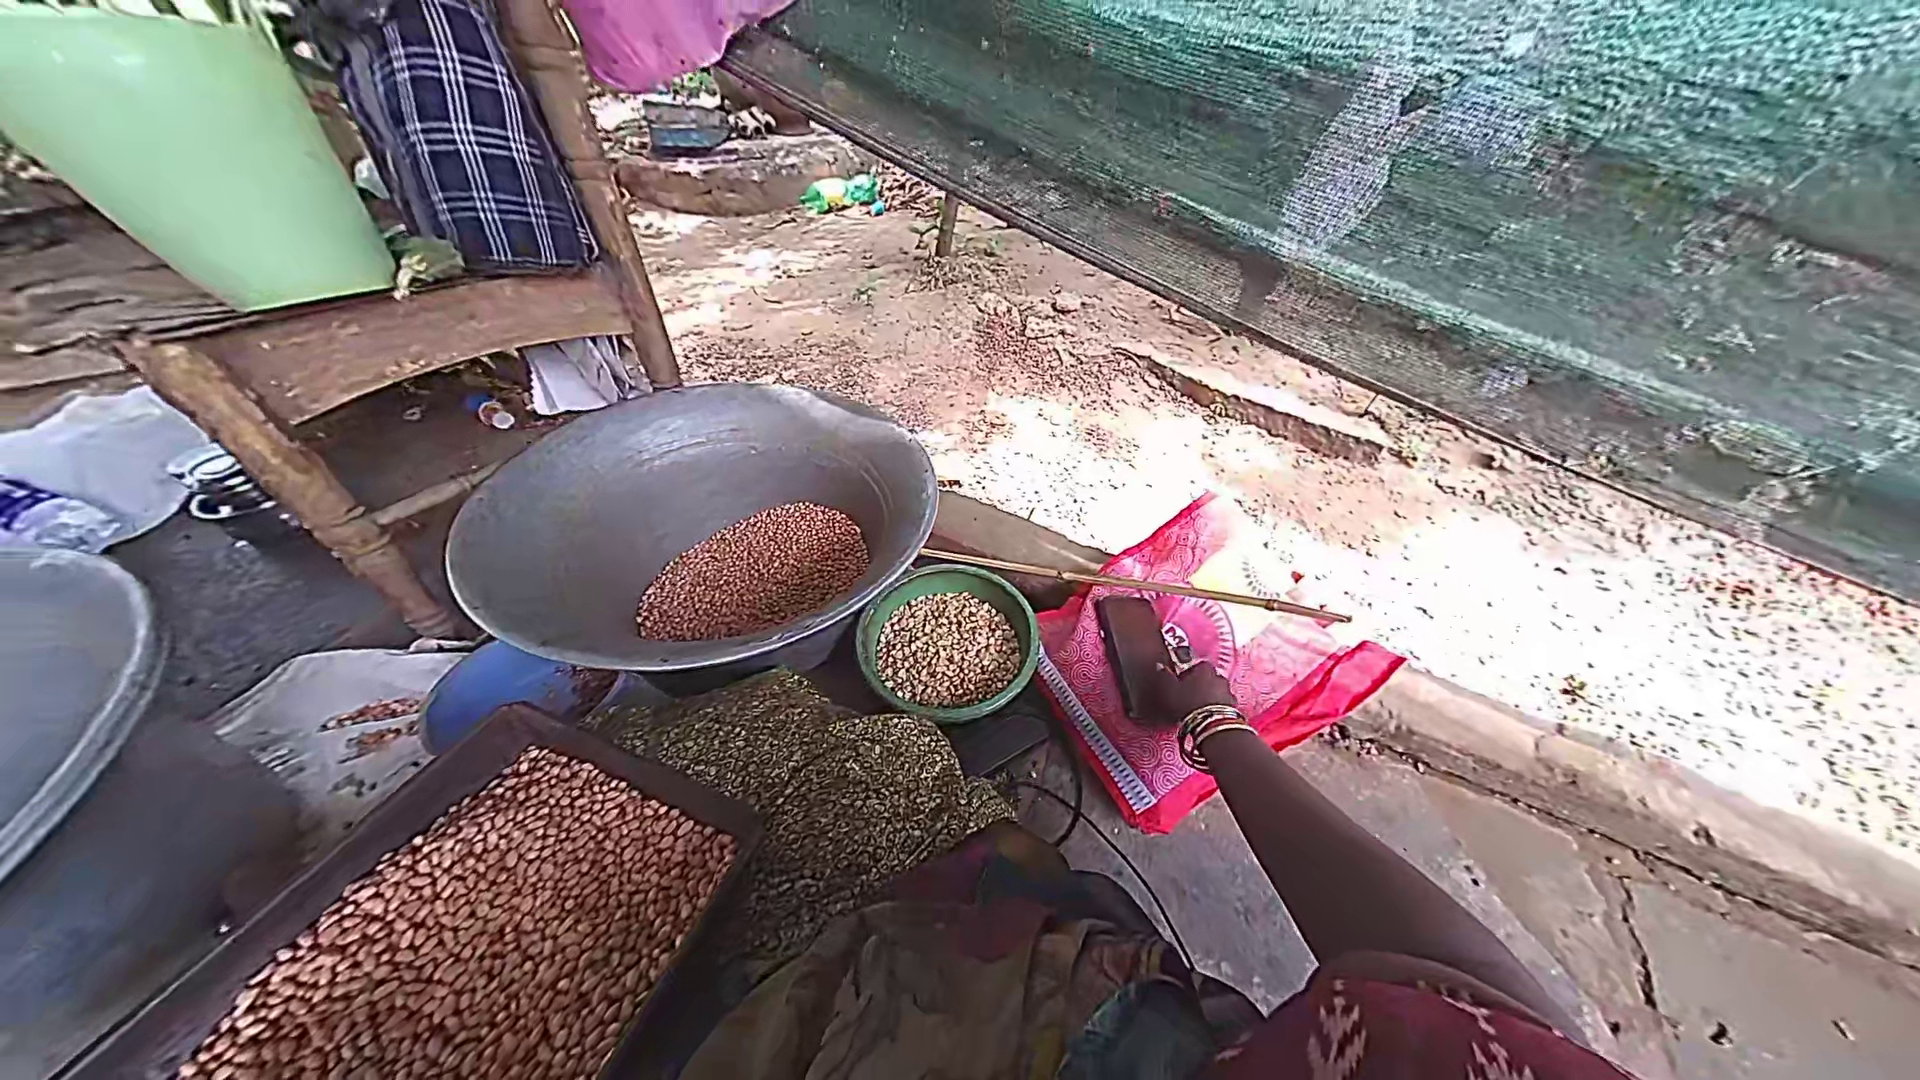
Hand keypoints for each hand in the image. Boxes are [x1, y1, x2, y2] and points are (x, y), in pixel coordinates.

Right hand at [1152, 661, 1234, 725]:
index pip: (1198, 664)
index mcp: (1204, 669)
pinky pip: (1223, 705)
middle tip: (1190, 694)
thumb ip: (1164, 676)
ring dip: (1210, 696)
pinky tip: (1207, 715)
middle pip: (1209, 678)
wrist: (1211, 724)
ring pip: (1217, 691)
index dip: (1190, 672)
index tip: (1183, 679)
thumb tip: (1160, 666)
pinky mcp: (1234, 708)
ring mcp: (1228, 693)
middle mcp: (1219, 678)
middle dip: (1201, 684)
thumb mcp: (1169, 689)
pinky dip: (1216, 708)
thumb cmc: (1188, 702)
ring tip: (1198, 707)